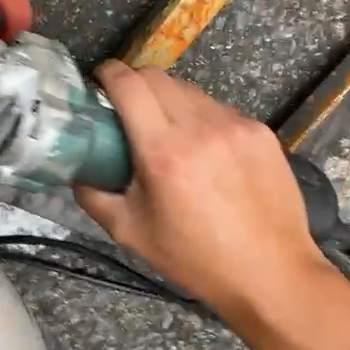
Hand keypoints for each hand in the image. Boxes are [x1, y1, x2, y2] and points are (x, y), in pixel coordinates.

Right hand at [75, 61, 349, 349]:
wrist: (274, 275)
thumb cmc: (197, 258)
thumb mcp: (131, 232)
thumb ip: (93, 195)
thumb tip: (75, 169)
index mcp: (162, 151)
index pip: (127, 83)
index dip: (107, 74)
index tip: (99, 83)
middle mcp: (199, 128)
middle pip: (155, 76)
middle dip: (134, 83)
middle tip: (128, 108)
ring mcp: (234, 126)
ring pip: (187, 89)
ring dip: (168, 100)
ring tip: (169, 131)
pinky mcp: (260, 131)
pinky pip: (217, 108)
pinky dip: (201, 118)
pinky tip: (206, 150)